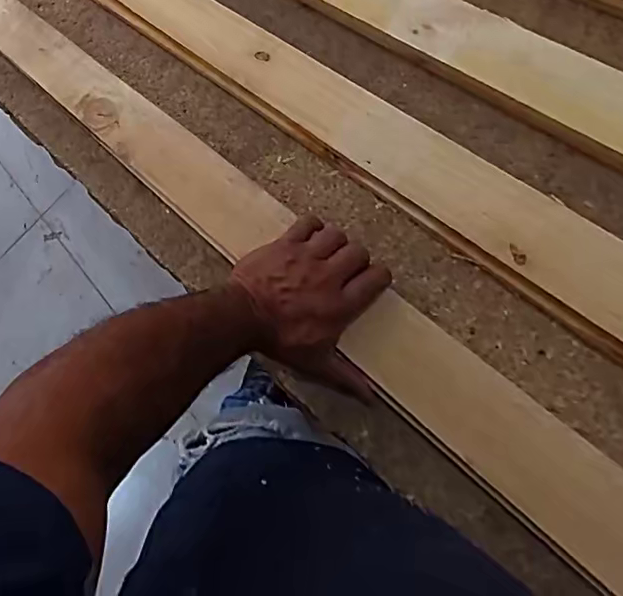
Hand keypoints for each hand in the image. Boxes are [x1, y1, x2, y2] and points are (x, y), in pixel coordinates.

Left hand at [225, 216, 391, 400]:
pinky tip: (309, 235)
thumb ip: (345, 378)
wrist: (243, 315)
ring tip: (328, 250)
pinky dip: (312, 226)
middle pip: (358, 252)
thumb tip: (370, 399)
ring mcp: (307, 256)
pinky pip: (308, 223)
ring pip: (336, 235)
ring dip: (336, 241)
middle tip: (348, 265)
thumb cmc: (279, 340)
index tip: (374, 277)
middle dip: (357, 257)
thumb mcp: (315, 364)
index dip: (379, 275)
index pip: (375, 279)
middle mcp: (329, 276)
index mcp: (341, 304)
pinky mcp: (287, 243)